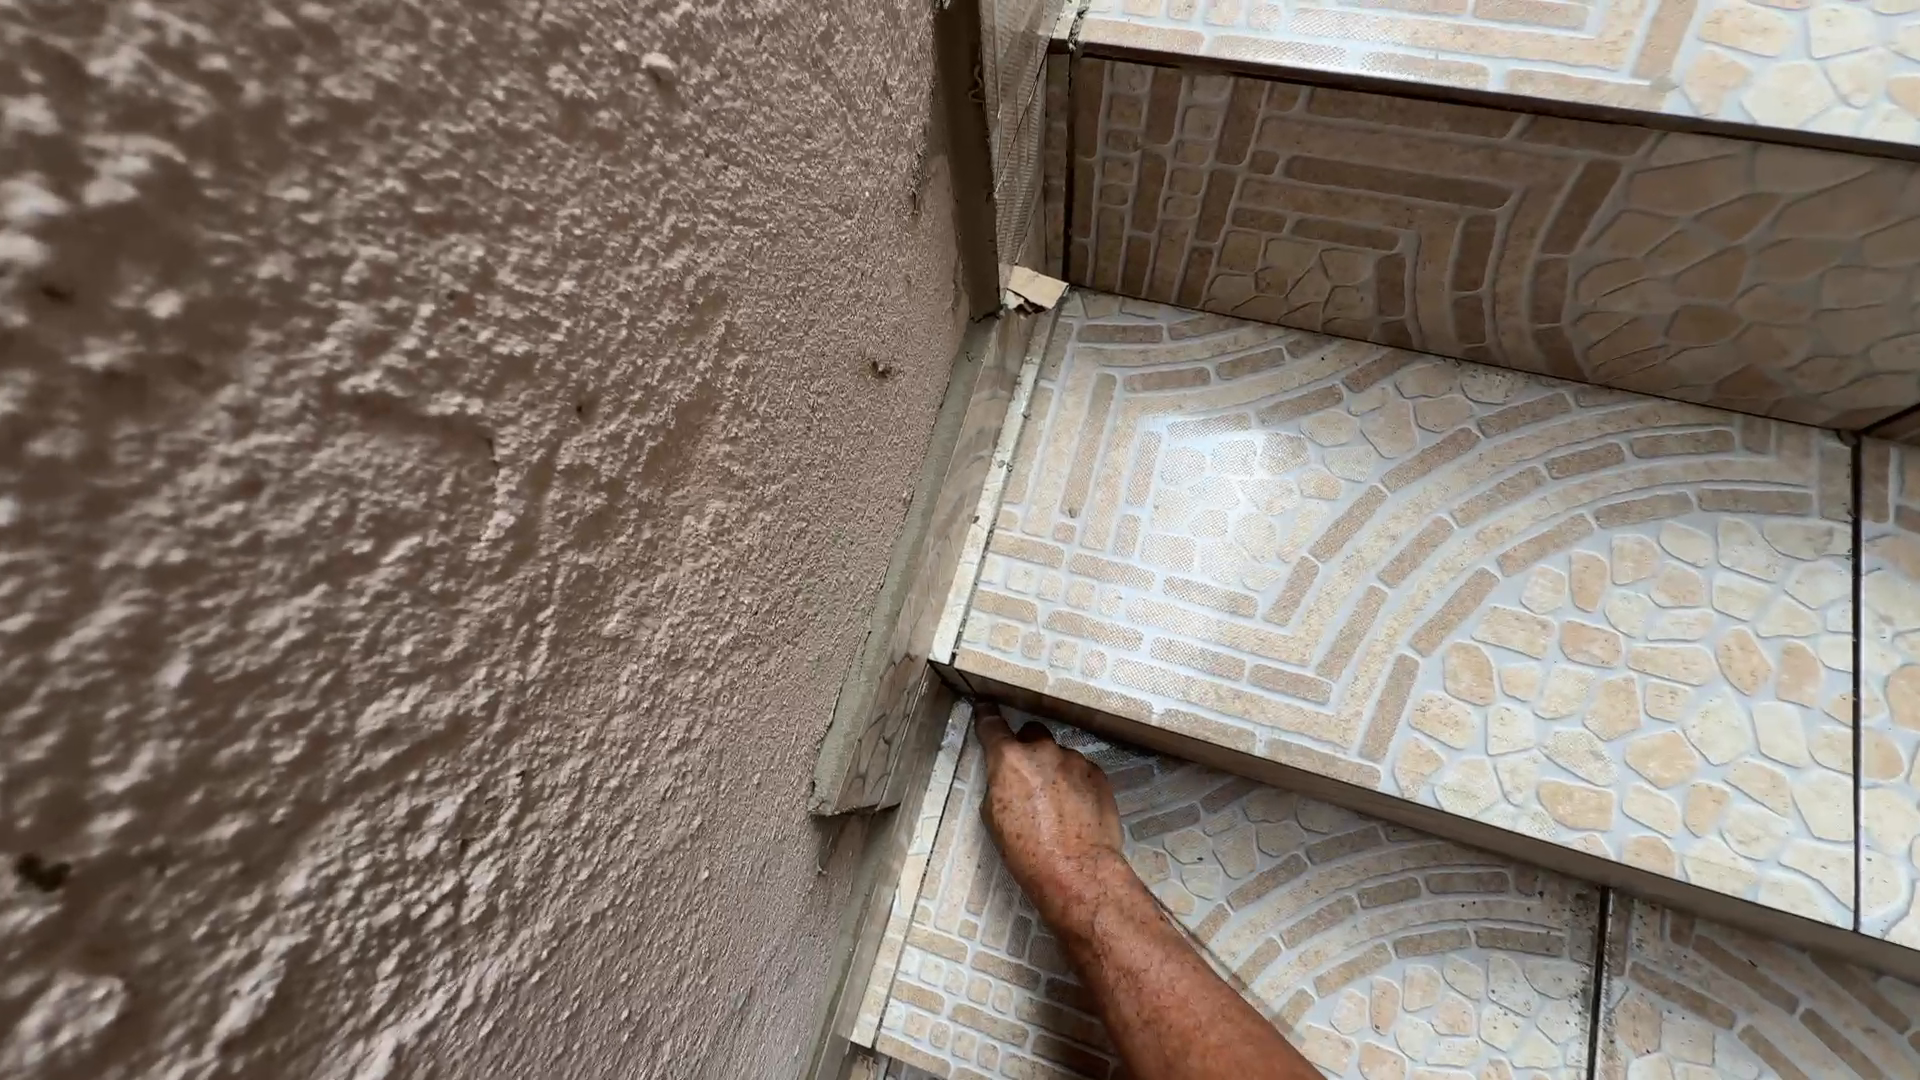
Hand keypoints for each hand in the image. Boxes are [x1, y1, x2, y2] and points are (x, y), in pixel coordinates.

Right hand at [975, 705, 1130, 934]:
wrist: (1078, 870)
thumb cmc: (1026, 851)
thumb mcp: (994, 817)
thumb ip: (999, 784)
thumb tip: (1009, 777)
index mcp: (1009, 759)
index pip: (992, 726)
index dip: (987, 716)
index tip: (986, 708)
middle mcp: (1042, 750)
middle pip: (1031, 734)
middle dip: (1028, 749)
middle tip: (1029, 778)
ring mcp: (1074, 759)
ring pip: (1059, 755)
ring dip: (1055, 770)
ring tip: (1058, 805)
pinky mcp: (1098, 773)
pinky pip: (1081, 771)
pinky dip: (1076, 783)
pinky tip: (1077, 810)